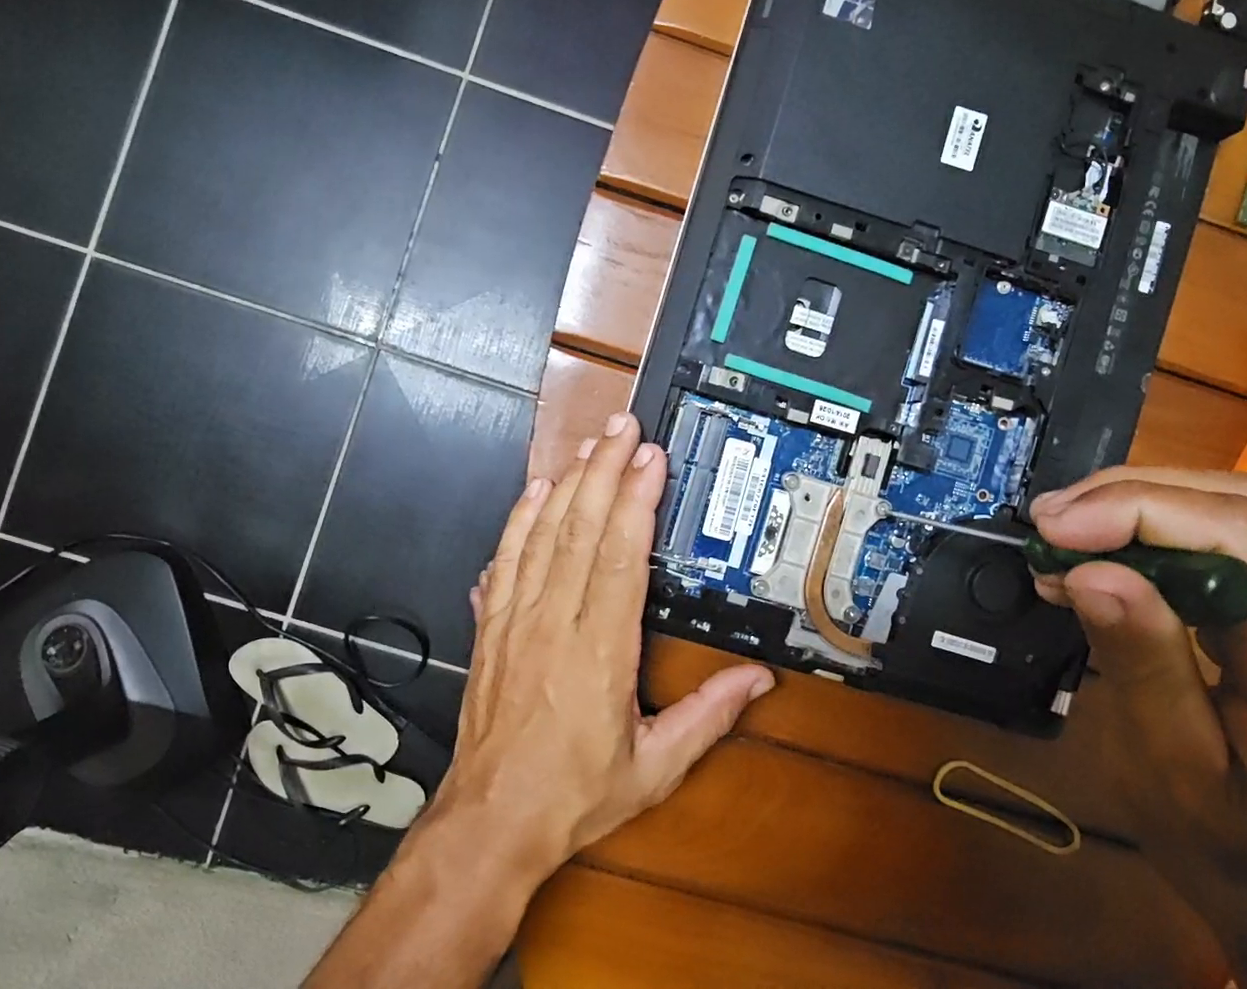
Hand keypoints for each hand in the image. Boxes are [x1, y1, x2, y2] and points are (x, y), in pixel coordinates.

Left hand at [434, 411, 774, 885]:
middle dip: (604, 470)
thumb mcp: (654, 767)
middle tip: (623, 429)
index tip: (650, 460)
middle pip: (579, 529)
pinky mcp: (491, 629)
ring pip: (540, 534)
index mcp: (598, 653)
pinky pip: (505, 559)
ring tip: (589, 445)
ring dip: (566, 483)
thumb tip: (755, 684)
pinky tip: (533, 493)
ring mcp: (514, 622)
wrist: (493, 818)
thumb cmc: (569, 794)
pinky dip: (519, 520)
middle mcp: (552, 626)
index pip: (618, 557)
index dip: (635, 501)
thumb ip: (708, 718)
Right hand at [1029, 468, 1246, 988]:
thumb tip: (1091, 572)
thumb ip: (1142, 666)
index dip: (1134, 509)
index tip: (1049, 527)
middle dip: (1135, 496)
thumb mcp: (1174, 772)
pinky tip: (1120, 564)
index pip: (1239, 534)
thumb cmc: (1244, 859)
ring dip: (1151, 510)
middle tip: (1047, 522)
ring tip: (1069, 536)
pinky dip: (1176, 540)